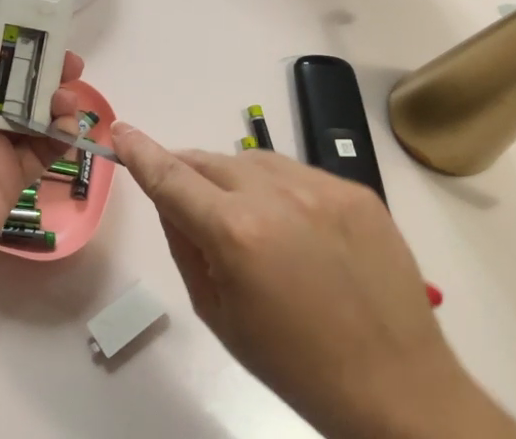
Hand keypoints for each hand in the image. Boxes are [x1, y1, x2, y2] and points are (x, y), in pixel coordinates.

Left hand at [0, 30, 82, 300]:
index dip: (8, 41)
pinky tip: (71, 133)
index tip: (45, 27)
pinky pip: (38, 151)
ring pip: (28, 114)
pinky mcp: (7, 179)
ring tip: (71, 102)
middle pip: (9, 83)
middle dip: (40, 71)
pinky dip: (57, 139)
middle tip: (73, 65)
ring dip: (52, 103)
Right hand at [112, 124, 515, 438]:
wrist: (395, 385)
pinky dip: (281, 190)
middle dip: (189, 175)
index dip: (141, 152)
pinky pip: (298, 173)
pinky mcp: (356, 192)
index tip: (120, 130)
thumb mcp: (217, 312)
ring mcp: (322, 188)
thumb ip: (185, 245)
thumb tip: (170, 200)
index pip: (171, 176)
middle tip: (190, 204)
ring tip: (251, 226)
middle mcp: (275, 195)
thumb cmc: (293, 362)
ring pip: (254, 161)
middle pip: (210, 162)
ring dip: (236, 181)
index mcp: (234, 232)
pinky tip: (295, 230)